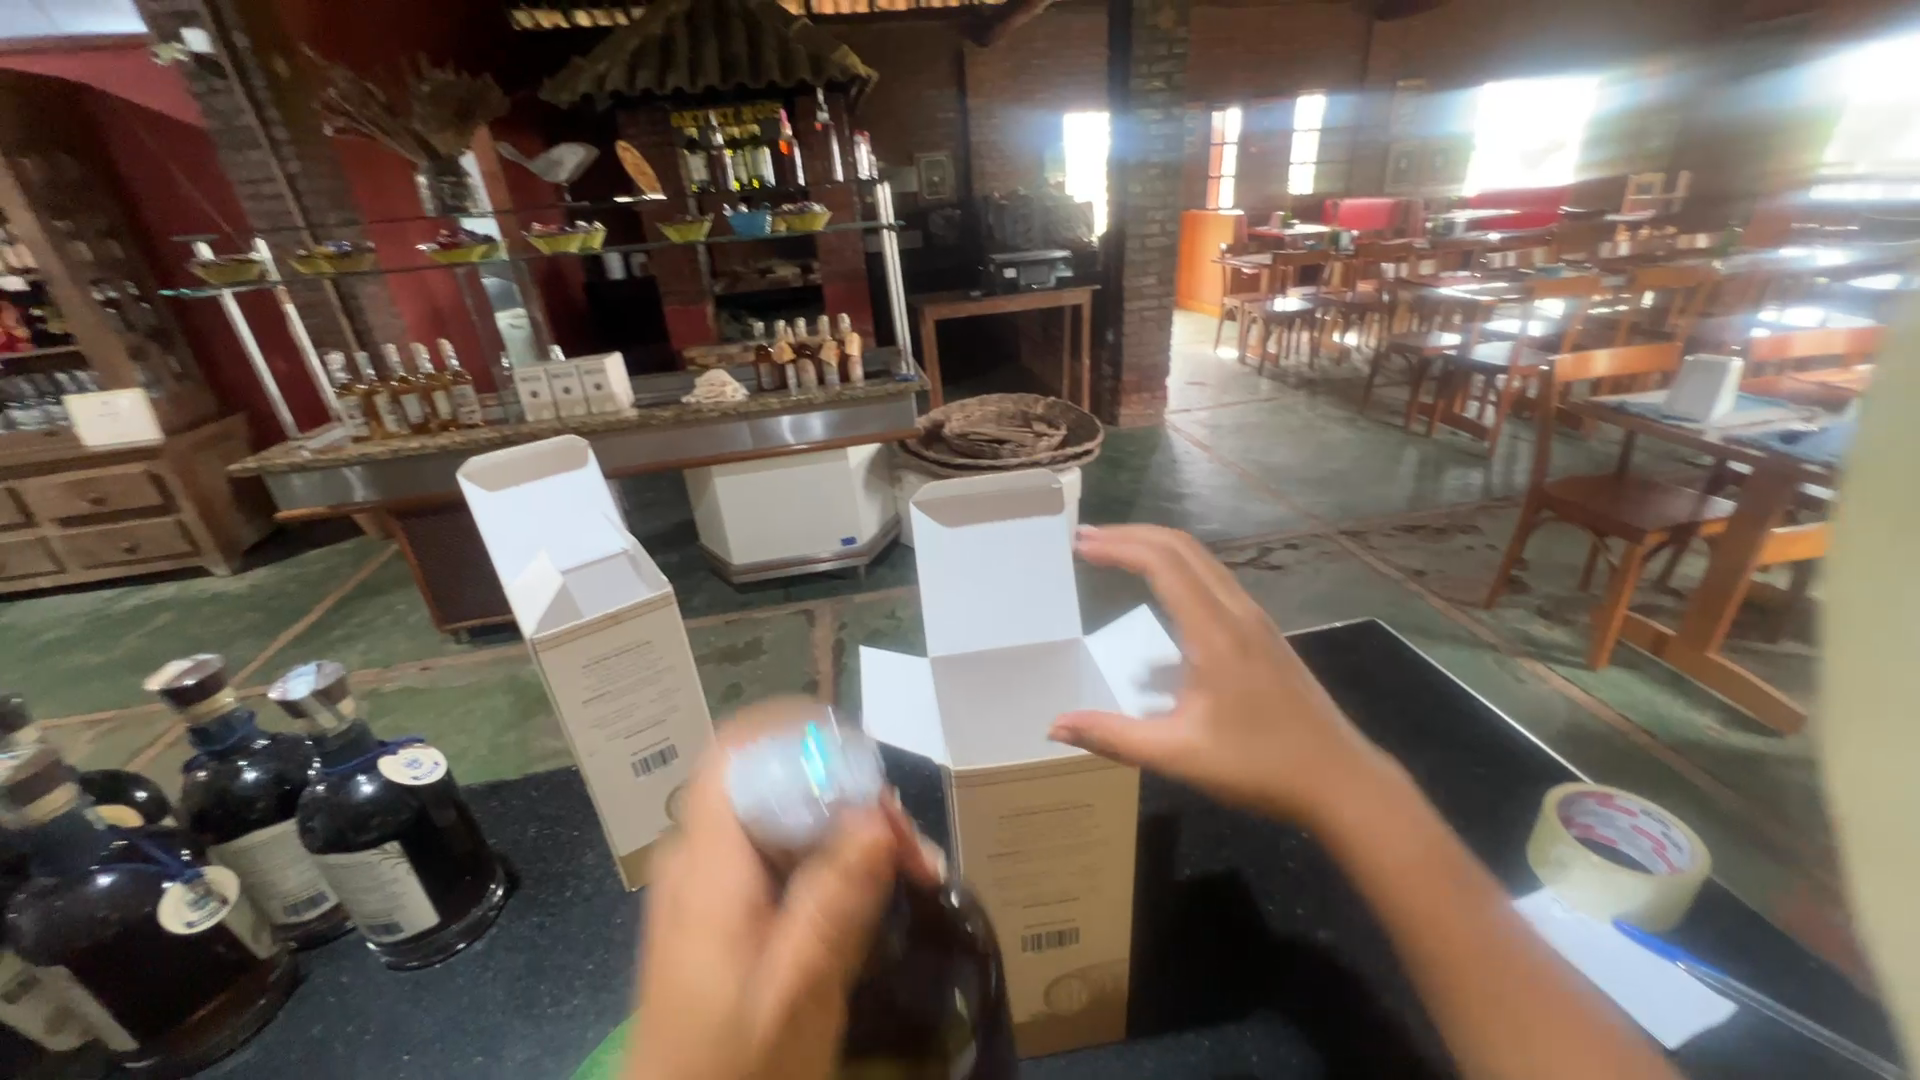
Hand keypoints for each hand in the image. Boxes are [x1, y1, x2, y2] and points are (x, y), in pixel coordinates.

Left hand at [627, 698, 939, 1079]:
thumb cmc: (737, 1065)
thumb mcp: (799, 987)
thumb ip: (836, 899)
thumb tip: (879, 814)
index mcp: (708, 865)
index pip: (735, 754)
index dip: (792, 732)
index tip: (861, 756)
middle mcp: (703, 857)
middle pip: (775, 784)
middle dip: (849, 795)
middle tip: (912, 845)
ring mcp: (713, 882)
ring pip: (787, 818)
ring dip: (851, 831)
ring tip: (913, 870)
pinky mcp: (728, 908)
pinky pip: (782, 854)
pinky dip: (834, 861)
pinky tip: (877, 891)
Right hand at [1049, 525, 1397, 826]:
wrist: (1340, 780)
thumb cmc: (1259, 767)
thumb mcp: (1178, 755)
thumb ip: (1113, 737)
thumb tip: (1054, 726)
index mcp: (1215, 633)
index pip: (1163, 564)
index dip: (1119, 546)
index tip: (1079, 544)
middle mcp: (1238, 613)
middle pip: (1183, 548)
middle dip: (1132, 536)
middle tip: (1086, 540)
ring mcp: (1256, 621)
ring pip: (1202, 562)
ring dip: (1156, 549)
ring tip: (1115, 555)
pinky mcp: (1263, 635)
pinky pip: (1215, 582)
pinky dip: (1178, 570)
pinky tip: (1160, 602)